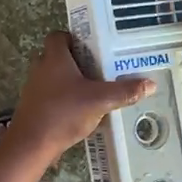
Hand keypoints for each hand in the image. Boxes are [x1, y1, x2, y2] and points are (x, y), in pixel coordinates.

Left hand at [9, 32, 154, 156]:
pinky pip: (50, 94)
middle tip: (98, 69)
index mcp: (54, 58)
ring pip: (53, 76)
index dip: (74, 38)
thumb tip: (150, 84)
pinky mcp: (32, 106)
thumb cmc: (64, 113)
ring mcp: (33, 88)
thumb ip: (124, 92)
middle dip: (77, 61)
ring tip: (92, 91)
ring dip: (70, 81)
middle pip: (57, 56)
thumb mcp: (100, 101)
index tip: (92, 47)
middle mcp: (40, 68)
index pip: (58, 35)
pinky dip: (63, 98)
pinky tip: (79, 111)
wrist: (31, 145)